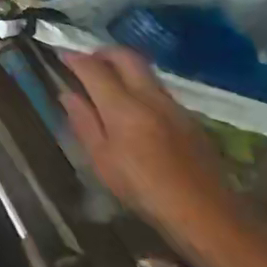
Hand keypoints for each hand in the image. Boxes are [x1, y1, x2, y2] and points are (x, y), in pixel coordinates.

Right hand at [57, 47, 236, 232]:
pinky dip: (139, 86)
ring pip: (145, 71)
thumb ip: (84, 122)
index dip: (75, 58)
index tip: (62, 55)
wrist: (205, 213)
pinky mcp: (188, 118)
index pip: (94, 69)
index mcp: (123, 107)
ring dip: (123, 68)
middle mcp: (150, 97)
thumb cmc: (143, 190)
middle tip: (86, 61)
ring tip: (106, 82)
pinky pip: (158, 89)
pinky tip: (133, 108)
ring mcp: (173, 105)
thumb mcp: (102, 160)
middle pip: (126, 57)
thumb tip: (68, 94)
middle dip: (103, 52)